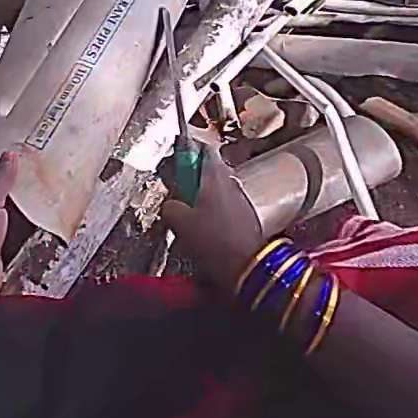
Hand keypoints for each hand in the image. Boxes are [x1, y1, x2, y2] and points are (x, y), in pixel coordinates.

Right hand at [158, 145, 266, 296]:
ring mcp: (241, 201)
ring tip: (185, 214)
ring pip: (215, 190)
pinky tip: (201, 229)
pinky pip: (223, 207)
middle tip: (175, 190)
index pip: (202, 149)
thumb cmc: (214, 239)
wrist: (248, 267)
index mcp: (215, 176)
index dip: (187, 150)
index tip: (174, 158)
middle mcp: (231, 183)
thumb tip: (170, 205)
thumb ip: (170, 207)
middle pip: (208, 171)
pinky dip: (210, 212)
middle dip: (190, 179)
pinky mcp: (245, 218)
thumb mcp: (180, 222)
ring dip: (200, 197)